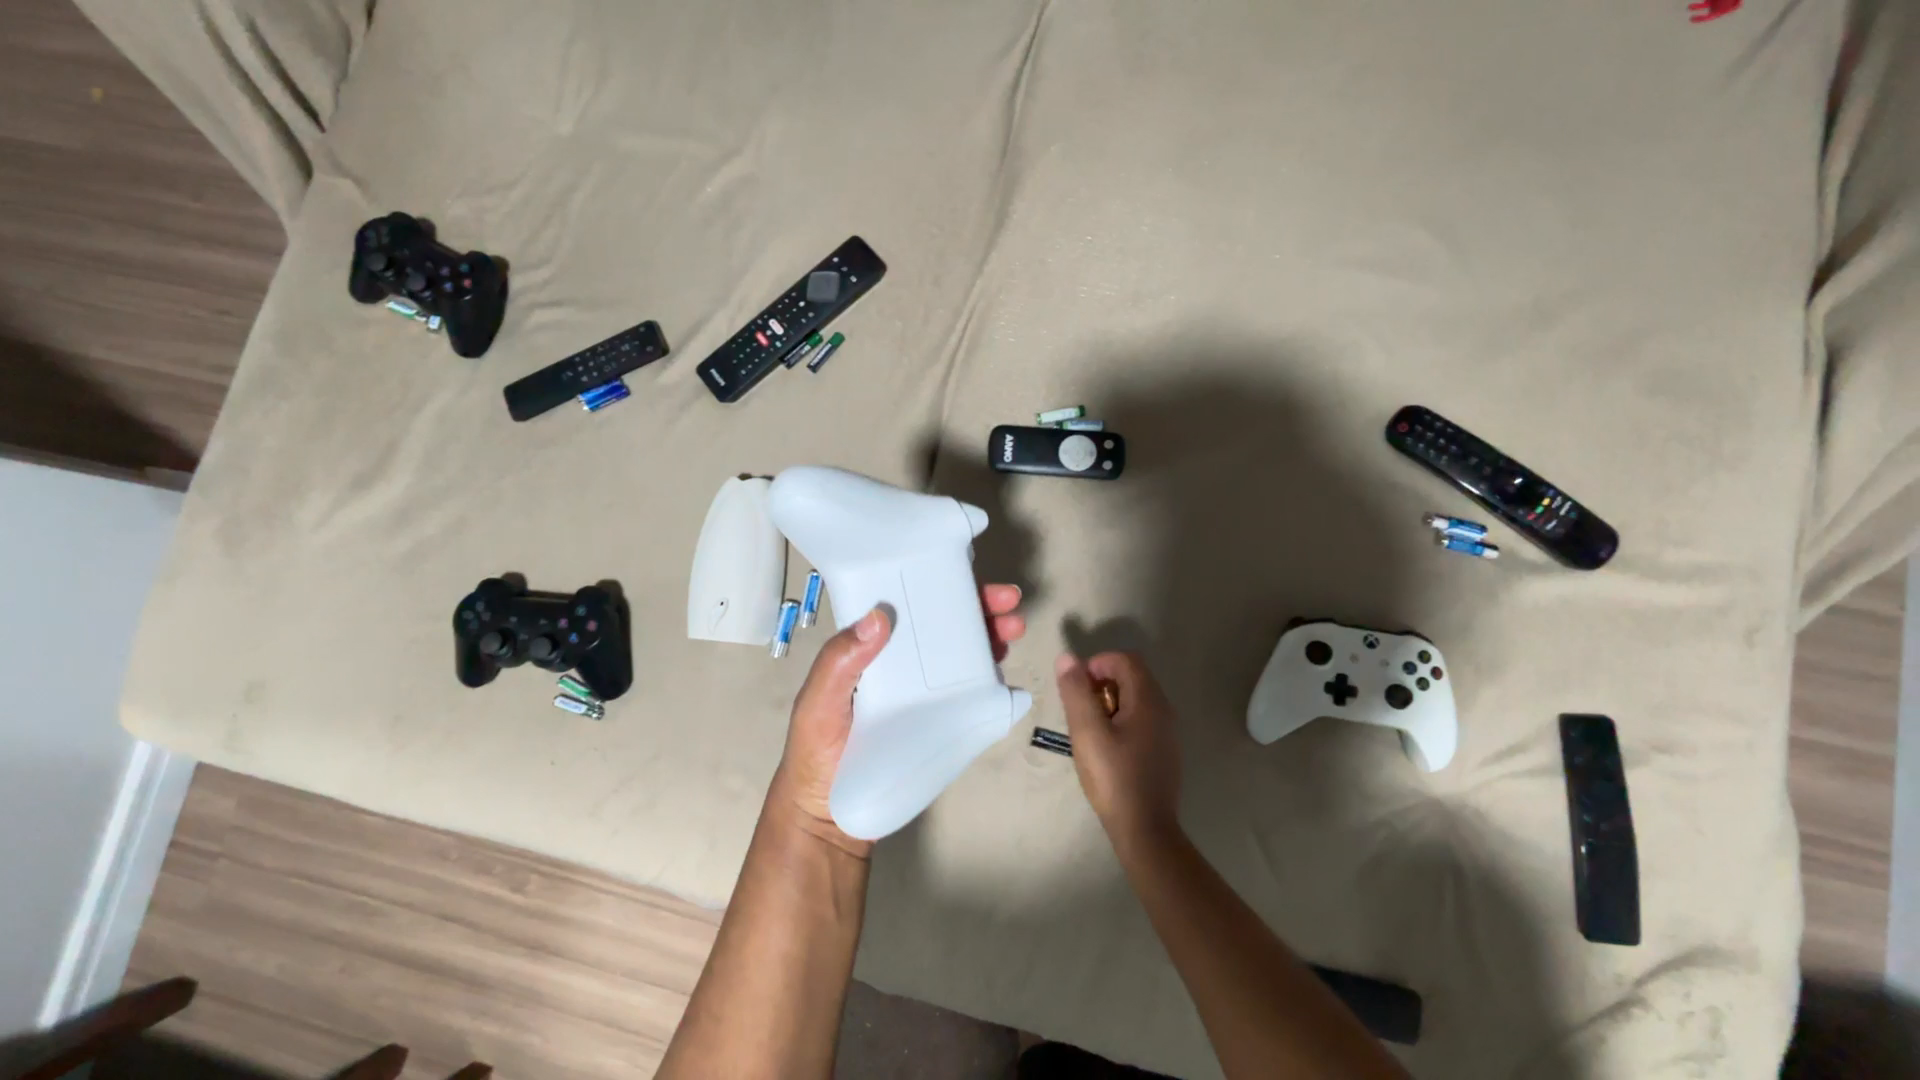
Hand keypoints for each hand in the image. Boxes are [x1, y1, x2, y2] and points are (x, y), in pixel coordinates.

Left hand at [771, 585, 1026, 855]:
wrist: (829, 820)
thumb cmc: (815, 754)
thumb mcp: (816, 704)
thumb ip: (838, 663)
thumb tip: (879, 616)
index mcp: (868, 650)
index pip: (906, 607)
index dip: (937, 587)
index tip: (968, 579)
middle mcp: (899, 665)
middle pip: (942, 626)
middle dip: (978, 608)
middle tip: (1008, 603)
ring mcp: (922, 695)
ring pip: (961, 655)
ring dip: (990, 636)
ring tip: (1013, 630)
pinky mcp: (939, 723)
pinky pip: (968, 694)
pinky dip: (990, 680)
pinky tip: (1005, 675)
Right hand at [1055, 651, 1183, 850]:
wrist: (1145, 828)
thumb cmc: (1113, 777)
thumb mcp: (1087, 732)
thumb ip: (1076, 692)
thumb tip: (1067, 658)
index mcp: (1148, 700)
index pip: (1125, 660)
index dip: (1097, 663)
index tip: (1076, 687)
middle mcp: (1164, 710)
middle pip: (1133, 677)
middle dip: (1102, 682)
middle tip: (1079, 708)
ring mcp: (1167, 732)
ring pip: (1137, 699)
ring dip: (1110, 702)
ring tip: (1089, 729)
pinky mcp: (1164, 751)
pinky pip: (1142, 720)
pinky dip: (1122, 720)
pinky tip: (1107, 748)